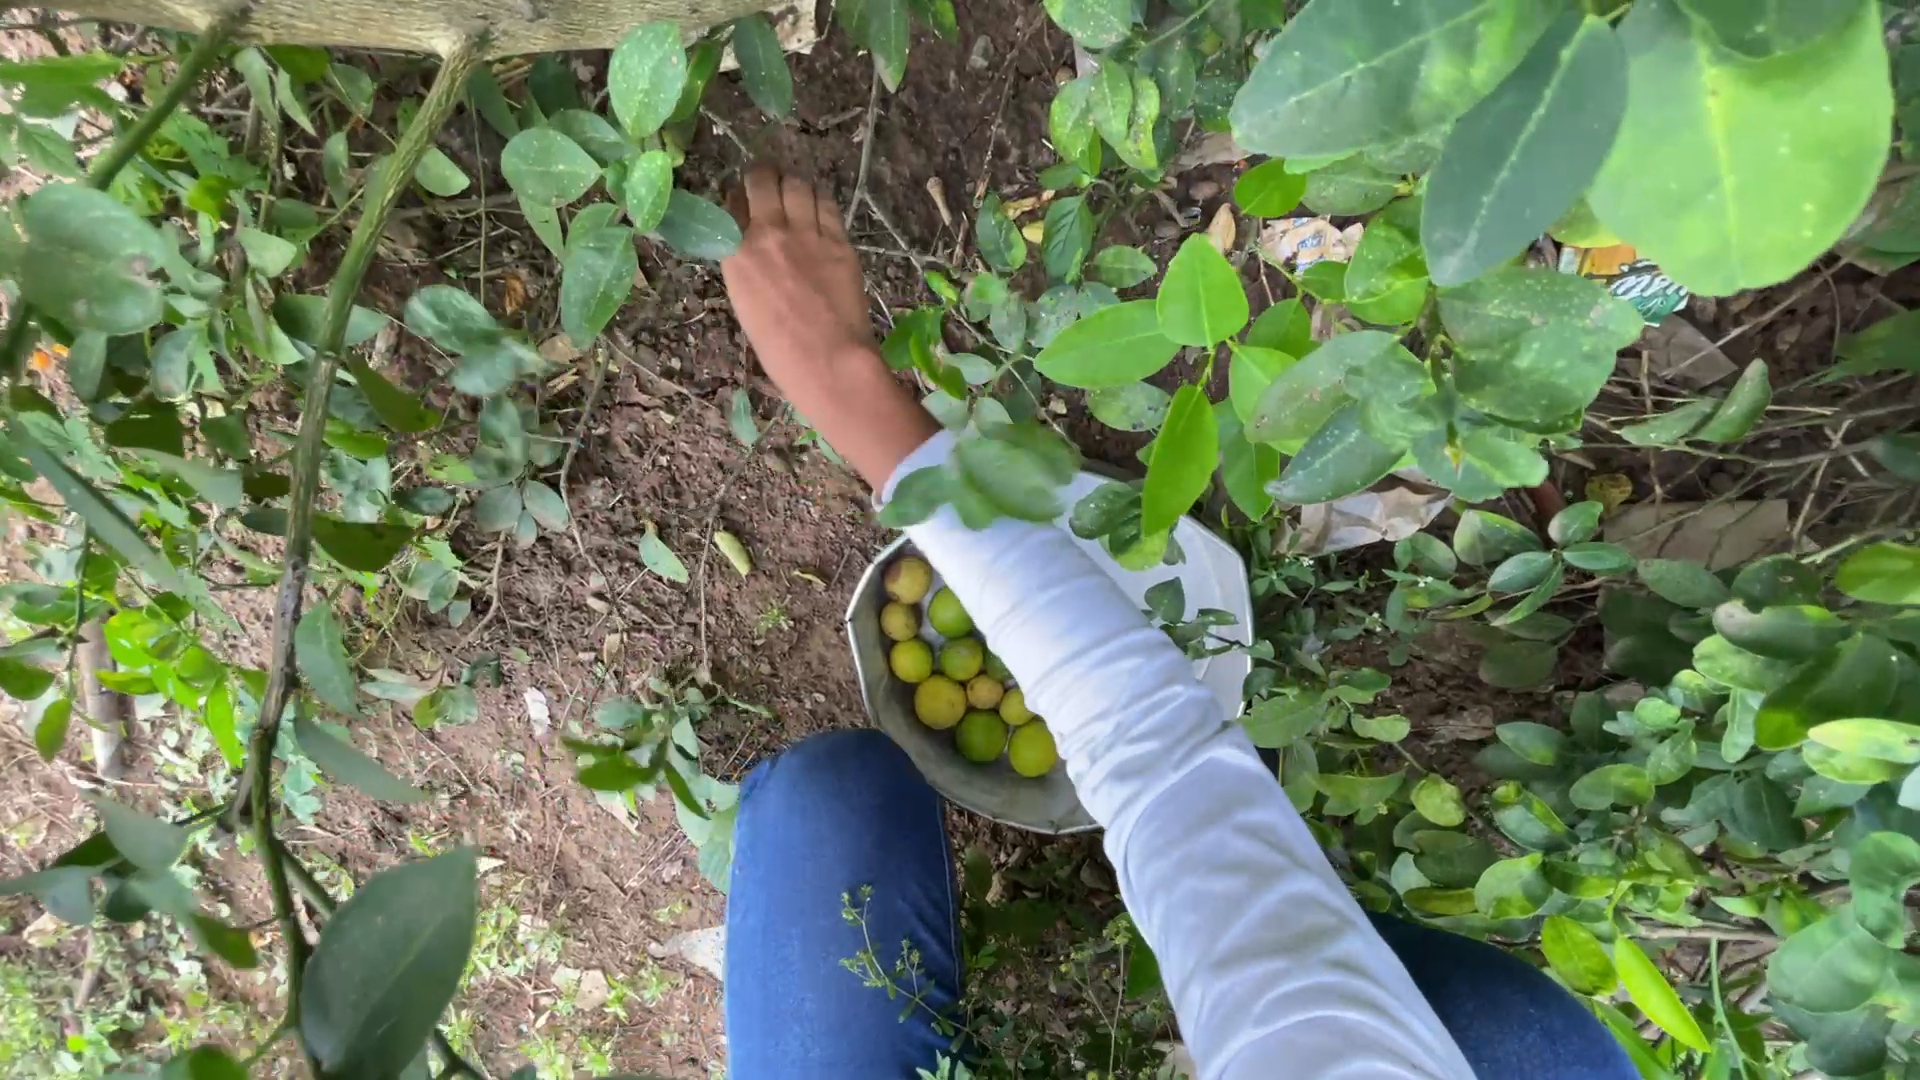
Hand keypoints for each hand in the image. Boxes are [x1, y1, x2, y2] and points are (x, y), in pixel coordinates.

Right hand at [720, 164, 875, 389]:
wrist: (828, 361)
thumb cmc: (782, 351)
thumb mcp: (747, 307)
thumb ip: (747, 270)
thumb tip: (755, 253)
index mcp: (736, 255)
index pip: (730, 204)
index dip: (738, 198)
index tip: (743, 202)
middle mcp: (768, 233)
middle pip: (762, 180)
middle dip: (764, 177)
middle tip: (769, 186)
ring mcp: (806, 234)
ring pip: (797, 185)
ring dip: (793, 186)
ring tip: (796, 197)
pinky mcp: (838, 241)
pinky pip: (827, 205)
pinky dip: (820, 202)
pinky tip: (820, 210)